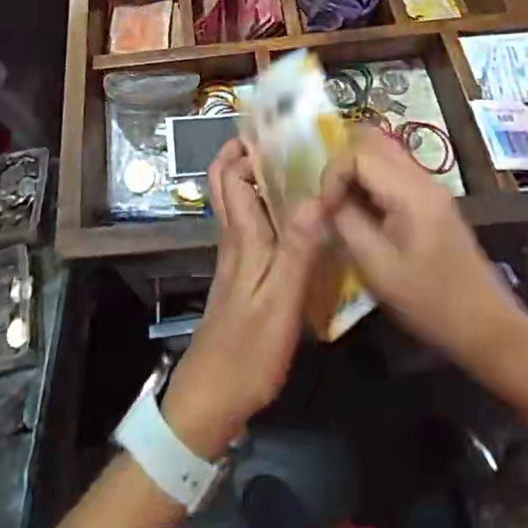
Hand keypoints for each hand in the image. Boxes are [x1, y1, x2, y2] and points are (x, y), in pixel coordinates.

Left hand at [163, 138, 322, 459]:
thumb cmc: (247, 350)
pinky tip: (300, 219)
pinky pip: (254, 227)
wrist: (212, 399)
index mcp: (242, 237)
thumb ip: (298, 247)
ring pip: (241, 203)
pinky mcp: (243, 277)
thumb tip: (315, 194)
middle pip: (229, 183)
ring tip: (302, 170)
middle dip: (247, 154)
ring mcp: (237, 258)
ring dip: (260, 179)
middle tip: (287, 141)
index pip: (231, 176)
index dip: (245, 146)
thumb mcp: (280, 300)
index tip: (275, 128)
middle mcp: (235, 239)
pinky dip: (270, 209)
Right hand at [322, 128, 527, 379]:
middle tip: (330, 201)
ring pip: (384, 154)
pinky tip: (363, 216)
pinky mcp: (431, 202)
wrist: (485, 326)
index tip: (325, 209)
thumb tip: (322, 202)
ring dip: (356, 174)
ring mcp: (430, 188)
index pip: (360, 153)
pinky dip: (371, 184)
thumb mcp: (377, 268)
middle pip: (374, 141)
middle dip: (343, 165)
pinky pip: (393, 174)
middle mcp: (423, 178)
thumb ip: (346, 224)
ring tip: (342, 209)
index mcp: (411, 191)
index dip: (333, 174)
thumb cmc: (429, 302)